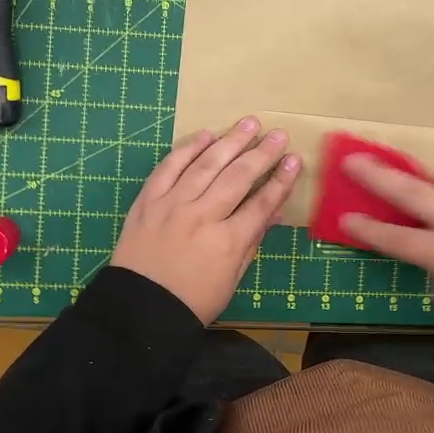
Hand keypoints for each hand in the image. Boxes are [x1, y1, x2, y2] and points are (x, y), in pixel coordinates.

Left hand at [111, 116, 300, 323]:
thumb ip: (252, 241)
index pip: (261, 203)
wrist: (138, 309)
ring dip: (230, 141)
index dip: (281, 180)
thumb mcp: (232, 278)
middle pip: (238, 177)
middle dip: (262, 153)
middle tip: (278, 134)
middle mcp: (202, 217)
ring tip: (249, 123)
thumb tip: (274, 212)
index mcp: (227, 242)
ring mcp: (172, 205)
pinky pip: (169, 167)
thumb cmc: (192, 301)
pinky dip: (188, 148)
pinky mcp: (148, 201)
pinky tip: (206, 134)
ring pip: (206, 164)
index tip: (294, 160)